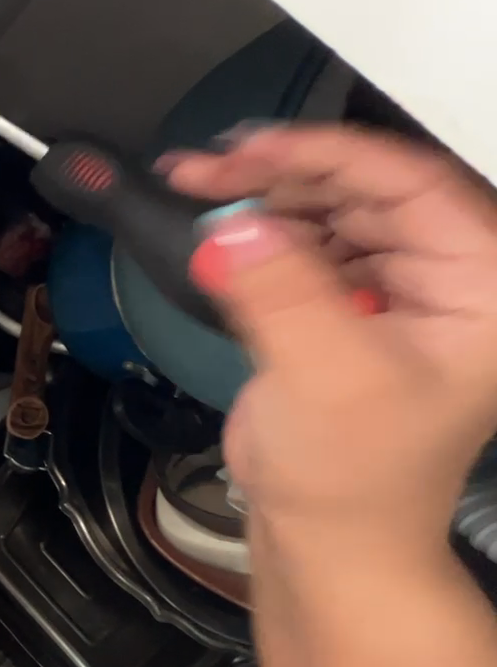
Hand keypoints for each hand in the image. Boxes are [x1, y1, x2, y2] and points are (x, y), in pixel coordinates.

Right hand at [164, 125, 496, 547]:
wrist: (323, 518)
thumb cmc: (356, 466)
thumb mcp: (327, 375)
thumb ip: (282, 297)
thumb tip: (230, 231)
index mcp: (482, 282)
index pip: (411, 186)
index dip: (329, 156)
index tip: (250, 148)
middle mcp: (441, 277)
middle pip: (364, 191)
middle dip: (281, 174)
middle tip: (205, 168)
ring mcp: (384, 292)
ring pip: (325, 216)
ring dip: (259, 201)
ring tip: (197, 190)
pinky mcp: (331, 310)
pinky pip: (293, 252)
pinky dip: (249, 238)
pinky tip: (214, 235)